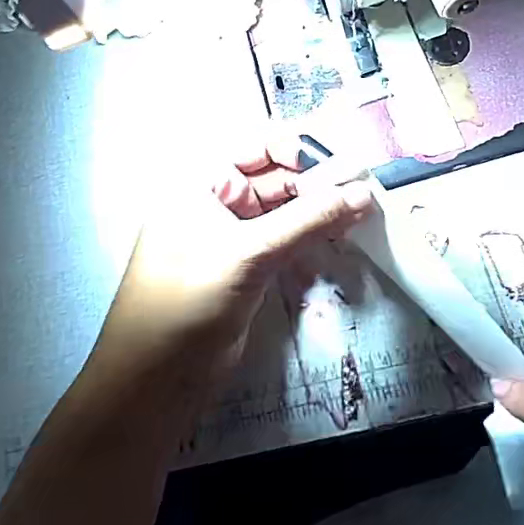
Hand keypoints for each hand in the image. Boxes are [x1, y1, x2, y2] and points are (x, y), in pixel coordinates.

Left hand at [90, 132, 372, 388]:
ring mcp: (231, 236)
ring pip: (283, 210)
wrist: (154, 377)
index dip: (302, 148)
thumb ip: (307, 221)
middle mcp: (215, 201)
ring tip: (366, 208)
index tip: (350, 156)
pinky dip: (311, 236)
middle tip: (369, 185)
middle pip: (274, 178)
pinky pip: (284, 240)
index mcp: (199, 181)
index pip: (257, 146)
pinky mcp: (246, 267)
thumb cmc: (187, 302)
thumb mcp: (248, 253)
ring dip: (319, 210)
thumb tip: (362, 192)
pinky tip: (343, 234)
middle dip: (318, 180)